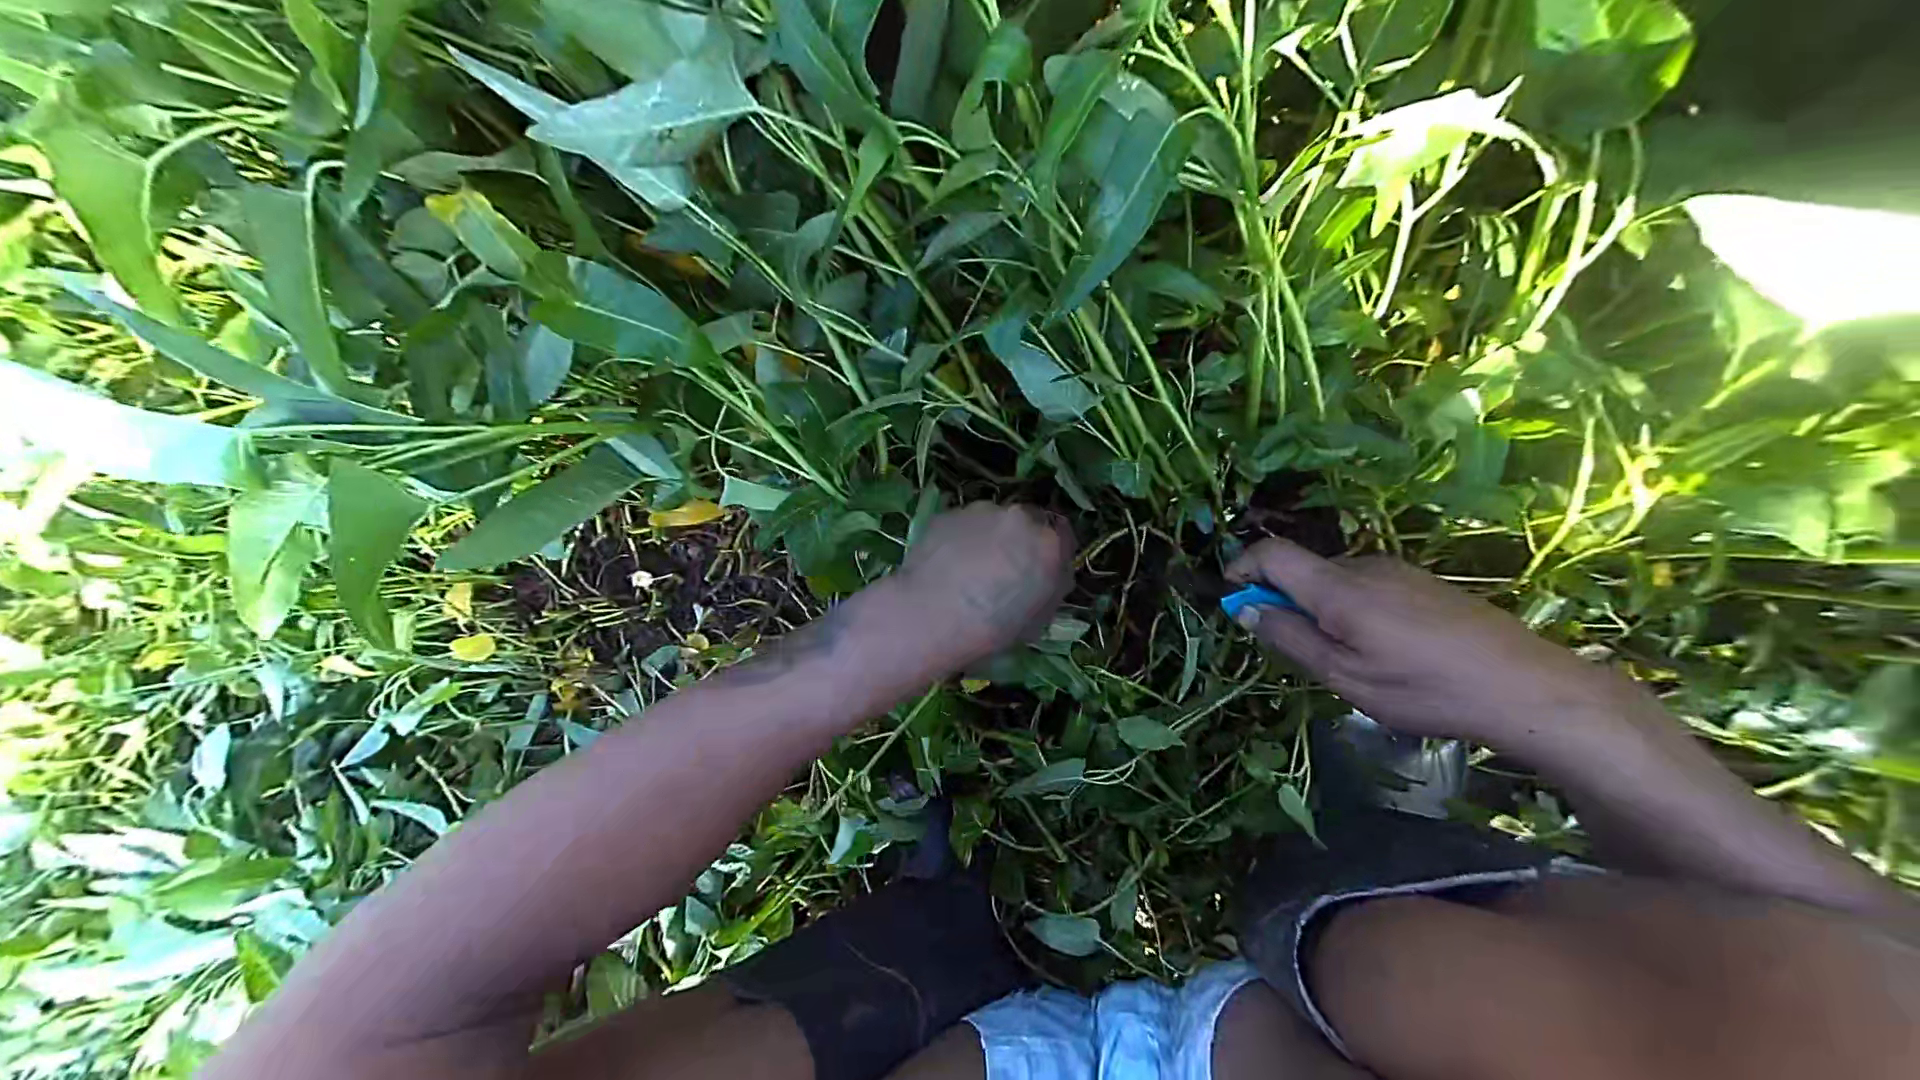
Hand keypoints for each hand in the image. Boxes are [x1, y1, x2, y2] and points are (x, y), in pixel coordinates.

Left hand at [885, 502, 1075, 670]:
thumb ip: (1052, 588)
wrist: (931, 616)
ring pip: (991, 520)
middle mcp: (1019, 518)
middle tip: (1000, 569)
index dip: (1050, 552)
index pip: (1063, 536)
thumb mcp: (1038, 620)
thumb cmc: (992, 628)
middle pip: (1026, 523)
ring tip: (967, 568)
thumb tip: (1051, 575)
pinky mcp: (948, 513)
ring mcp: (981, 511)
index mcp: (1049, 545)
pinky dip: (958, 538)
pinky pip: (961, 524)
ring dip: (987, 536)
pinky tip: (945, 564)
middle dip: (1018, 540)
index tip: (1037, 566)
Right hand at [1225, 538, 1650, 751]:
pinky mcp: (1420, 582)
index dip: (1241, 569)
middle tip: (1298, 651)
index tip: (1233, 600)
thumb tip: (1246, 609)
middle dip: (1282, 601)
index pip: (1271, 553)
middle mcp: (1363, 566)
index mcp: (1338, 587)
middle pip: (1301, 569)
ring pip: (1332, 581)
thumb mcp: (1345, 676)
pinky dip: (1349, 609)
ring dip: (1318, 609)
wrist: (1531, 687)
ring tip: (1347, 659)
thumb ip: (1289, 638)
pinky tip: (1382, 650)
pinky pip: (1363, 586)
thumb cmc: (1426, 689)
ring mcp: (1396, 570)